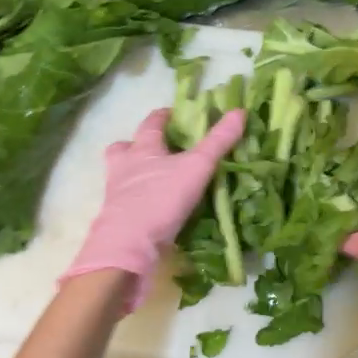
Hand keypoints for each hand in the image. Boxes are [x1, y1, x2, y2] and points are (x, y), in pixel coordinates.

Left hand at [59, 107, 244, 314]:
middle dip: (135, 145)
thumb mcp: (197, 167)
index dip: (162, 116)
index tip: (173, 113)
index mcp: (142, 150)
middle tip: (155, 148)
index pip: (150, 124)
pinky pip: (126, 203)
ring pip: (121, 176)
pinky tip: (154, 209)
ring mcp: (116, 195)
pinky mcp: (117, 219)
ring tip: (155, 180)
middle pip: (122, 149)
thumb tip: (240, 111)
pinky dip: (139, 202)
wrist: (127, 246)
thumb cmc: (161, 198)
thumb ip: (218, 141)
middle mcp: (124, 168)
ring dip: (134, 174)